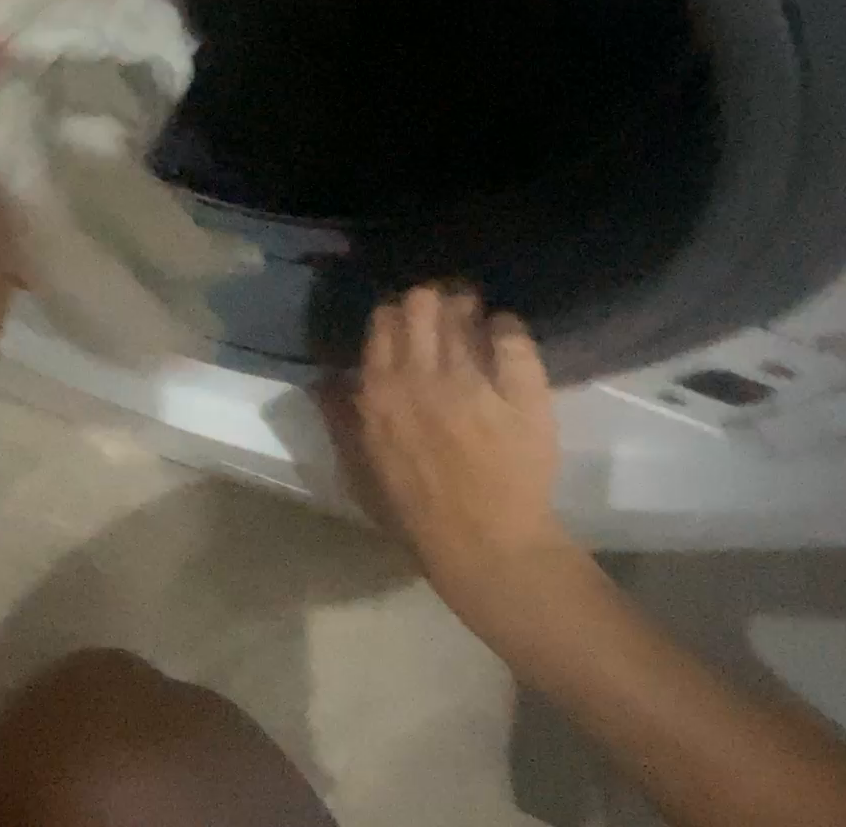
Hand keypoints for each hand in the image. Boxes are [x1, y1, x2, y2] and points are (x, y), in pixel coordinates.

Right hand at [352, 285, 574, 614]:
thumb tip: (323, 380)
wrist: (485, 545)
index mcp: (380, 391)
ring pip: (464, 310)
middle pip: (422, 301)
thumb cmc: (414, 512)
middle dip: (432, 300)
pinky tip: (504, 336)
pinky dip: (506, 328)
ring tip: (474, 320)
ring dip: (466, 307)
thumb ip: (339, 420)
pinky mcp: (521, 393)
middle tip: (443, 314)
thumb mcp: (359, 468)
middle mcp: (421, 376)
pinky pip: (513, 335)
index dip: (395, 315)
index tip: (406, 325)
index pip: (383, 320)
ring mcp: (473, 382)